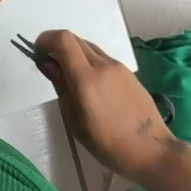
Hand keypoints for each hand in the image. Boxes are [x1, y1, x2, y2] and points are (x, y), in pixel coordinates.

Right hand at [37, 29, 184, 184]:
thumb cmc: (109, 145)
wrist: (152, 150)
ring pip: (89, 47)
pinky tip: (90, 85)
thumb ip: (61, 87)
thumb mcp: (76, 122)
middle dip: (57, 47)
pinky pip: (102, 58)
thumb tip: (48, 64)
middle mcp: (103, 65)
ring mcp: (118, 67)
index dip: (46, 40)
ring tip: (70, 79)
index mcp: (87, 79)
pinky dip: (88, 61)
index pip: (63, 40)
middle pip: (75, 39)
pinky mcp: (128, 72)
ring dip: (74, 54)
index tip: (38, 54)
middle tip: (50, 67)